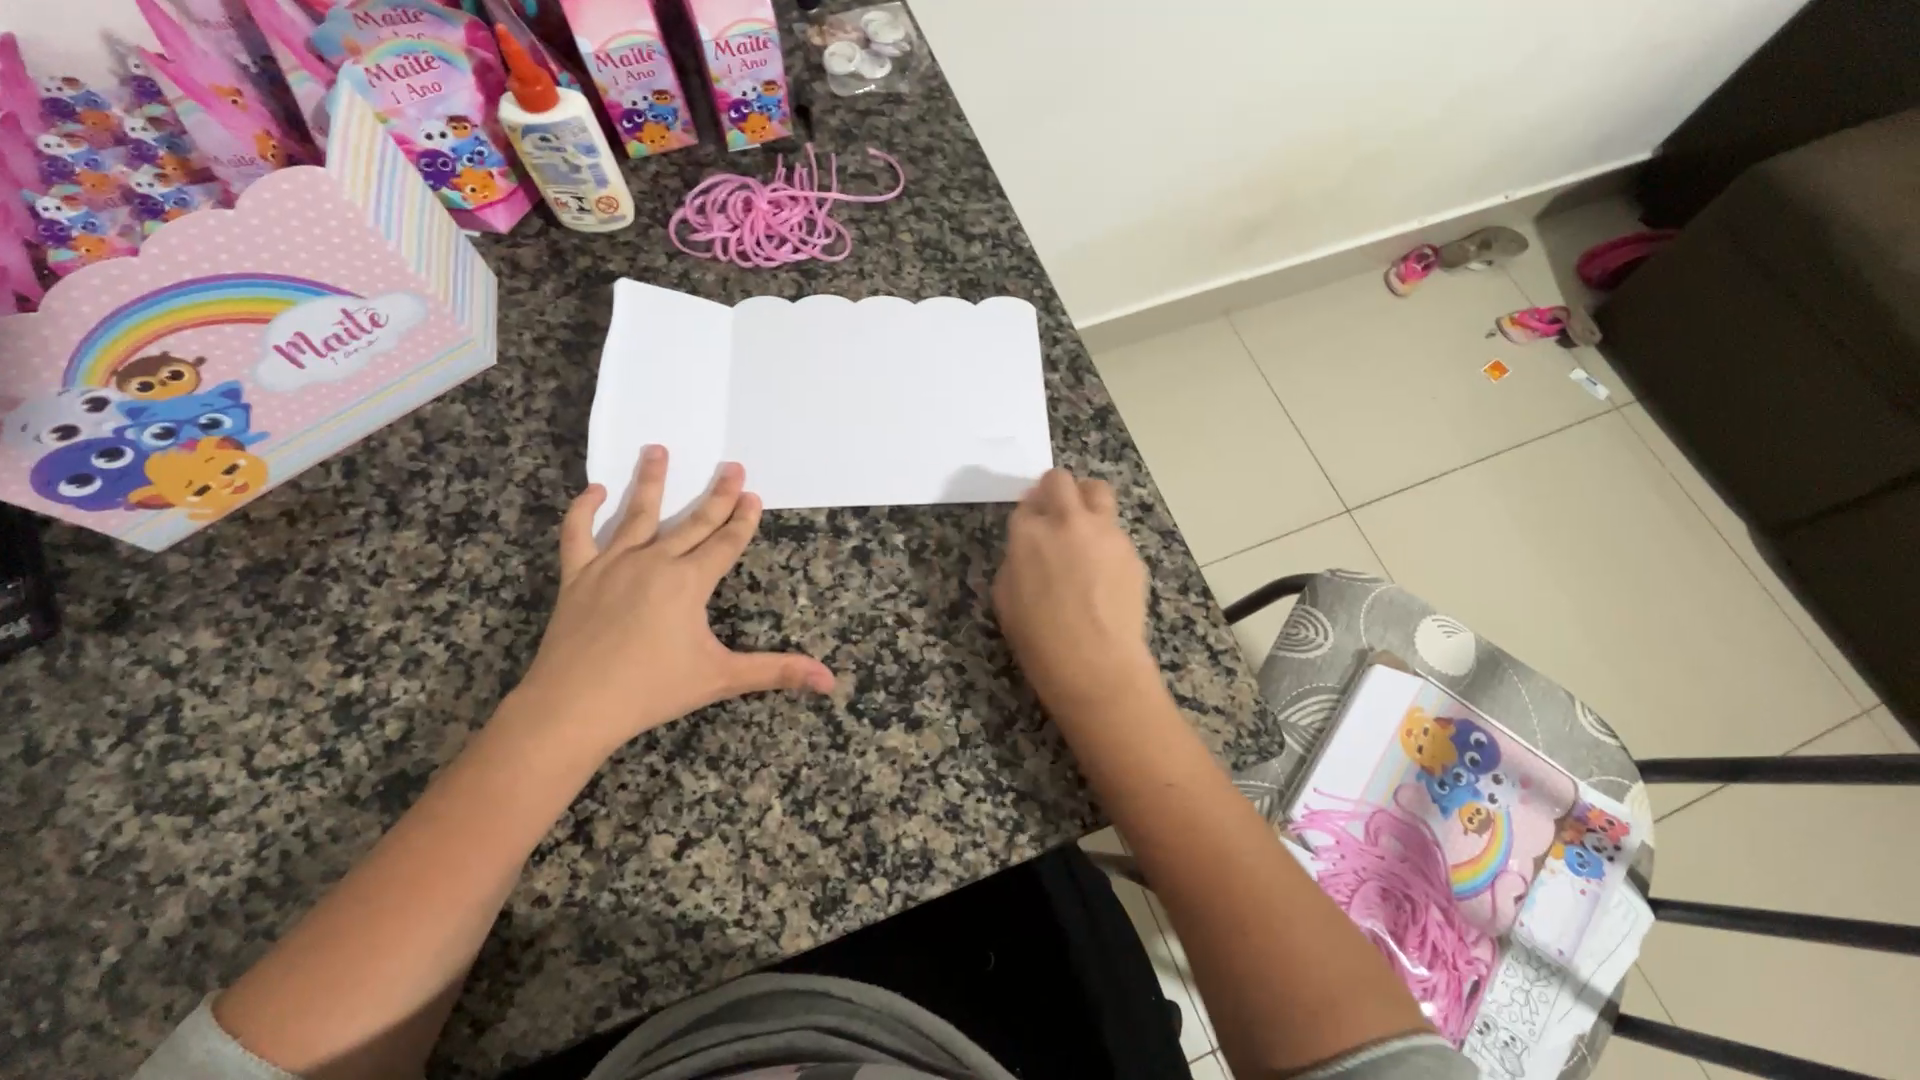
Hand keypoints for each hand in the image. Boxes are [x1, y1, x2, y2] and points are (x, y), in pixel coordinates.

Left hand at [515, 446, 834, 749]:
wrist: (575, 705)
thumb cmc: (652, 690)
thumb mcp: (721, 679)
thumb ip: (776, 671)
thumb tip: (828, 680)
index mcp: (688, 582)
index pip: (725, 542)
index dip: (743, 520)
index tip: (753, 494)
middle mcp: (653, 562)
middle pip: (693, 522)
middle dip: (717, 495)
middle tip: (732, 467)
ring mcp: (612, 565)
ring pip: (636, 514)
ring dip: (651, 481)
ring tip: (658, 450)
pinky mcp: (577, 576)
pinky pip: (578, 534)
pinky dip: (584, 510)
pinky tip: (596, 490)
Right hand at [992, 468, 1158, 713]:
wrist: (1094, 663)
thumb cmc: (1039, 639)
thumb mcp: (1005, 598)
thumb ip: (1016, 560)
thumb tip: (1029, 549)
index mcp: (1028, 533)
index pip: (1027, 502)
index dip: (1029, 512)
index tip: (1031, 525)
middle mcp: (1067, 522)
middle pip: (1060, 480)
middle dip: (1054, 490)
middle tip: (1054, 511)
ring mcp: (1104, 532)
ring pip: (1096, 491)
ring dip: (1086, 502)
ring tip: (1084, 529)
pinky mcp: (1130, 550)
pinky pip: (1116, 531)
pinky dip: (1106, 540)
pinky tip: (1104, 571)